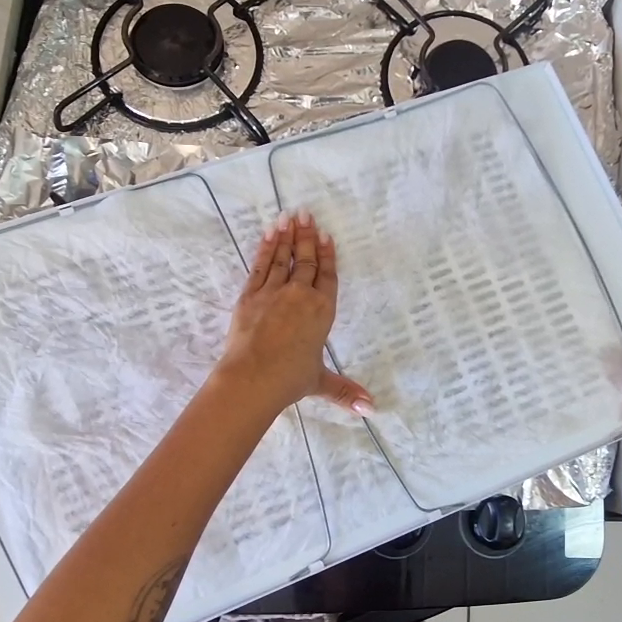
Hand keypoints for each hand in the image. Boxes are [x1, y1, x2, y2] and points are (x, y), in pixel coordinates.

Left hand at [219, 210, 373, 415]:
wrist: (252, 378)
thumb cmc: (289, 380)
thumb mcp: (320, 383)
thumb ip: (344, 391)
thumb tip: (371, 408)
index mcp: (322, 311)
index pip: (327, 277)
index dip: (327, 256)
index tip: (325, 236)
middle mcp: (301, 296)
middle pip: (306, 261)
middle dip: (307, 236)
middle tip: (307, 213)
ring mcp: (274, 293)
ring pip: (283, 258)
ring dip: (286, 236)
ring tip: (289, 215)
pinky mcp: (250, 295)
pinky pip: (260, 266)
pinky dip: (265, 249)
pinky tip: (268, 235)